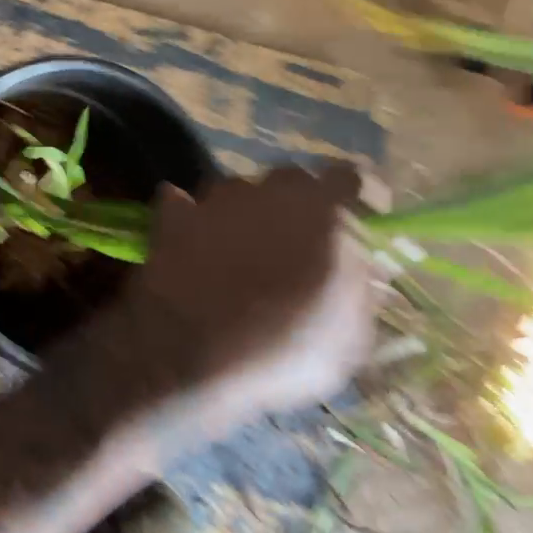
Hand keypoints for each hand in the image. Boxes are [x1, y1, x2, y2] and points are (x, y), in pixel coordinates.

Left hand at [126, 165, 373, 431]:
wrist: (189, 353)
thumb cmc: (283, 350)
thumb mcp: (350, 334)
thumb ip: (360, 290)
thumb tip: (364, 269)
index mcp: (322, 215)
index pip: (351, 178)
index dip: (358, 195)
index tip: (361, 217)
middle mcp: (265, 196)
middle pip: (290, 179)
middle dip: (300, 201)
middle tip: (304, 236)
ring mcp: (211, 203)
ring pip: (237, 189)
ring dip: (248, 209)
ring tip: (249, 244)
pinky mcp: (168, 218)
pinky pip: (181, 202)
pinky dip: (189, 213)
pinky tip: (195, 235)